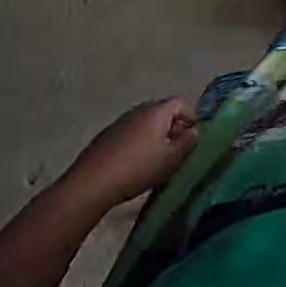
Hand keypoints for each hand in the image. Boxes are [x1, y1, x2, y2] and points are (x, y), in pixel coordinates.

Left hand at [57, 98, 198, 216]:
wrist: (91, 183)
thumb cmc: (137, 168)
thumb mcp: (171, 159)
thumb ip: (188, 143)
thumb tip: (194, 131)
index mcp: (156, 111)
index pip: (179, 103)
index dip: (190, 117)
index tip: (193, 137)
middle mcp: (138, 110)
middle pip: (162, 111)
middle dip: (173, 126)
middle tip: (178, 148)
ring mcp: (120, 122)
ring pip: (145, 122)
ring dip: (155, 135)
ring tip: (158, 158)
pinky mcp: (106, 136)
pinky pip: (130, 133)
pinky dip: (138, 142)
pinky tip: (136, 163)